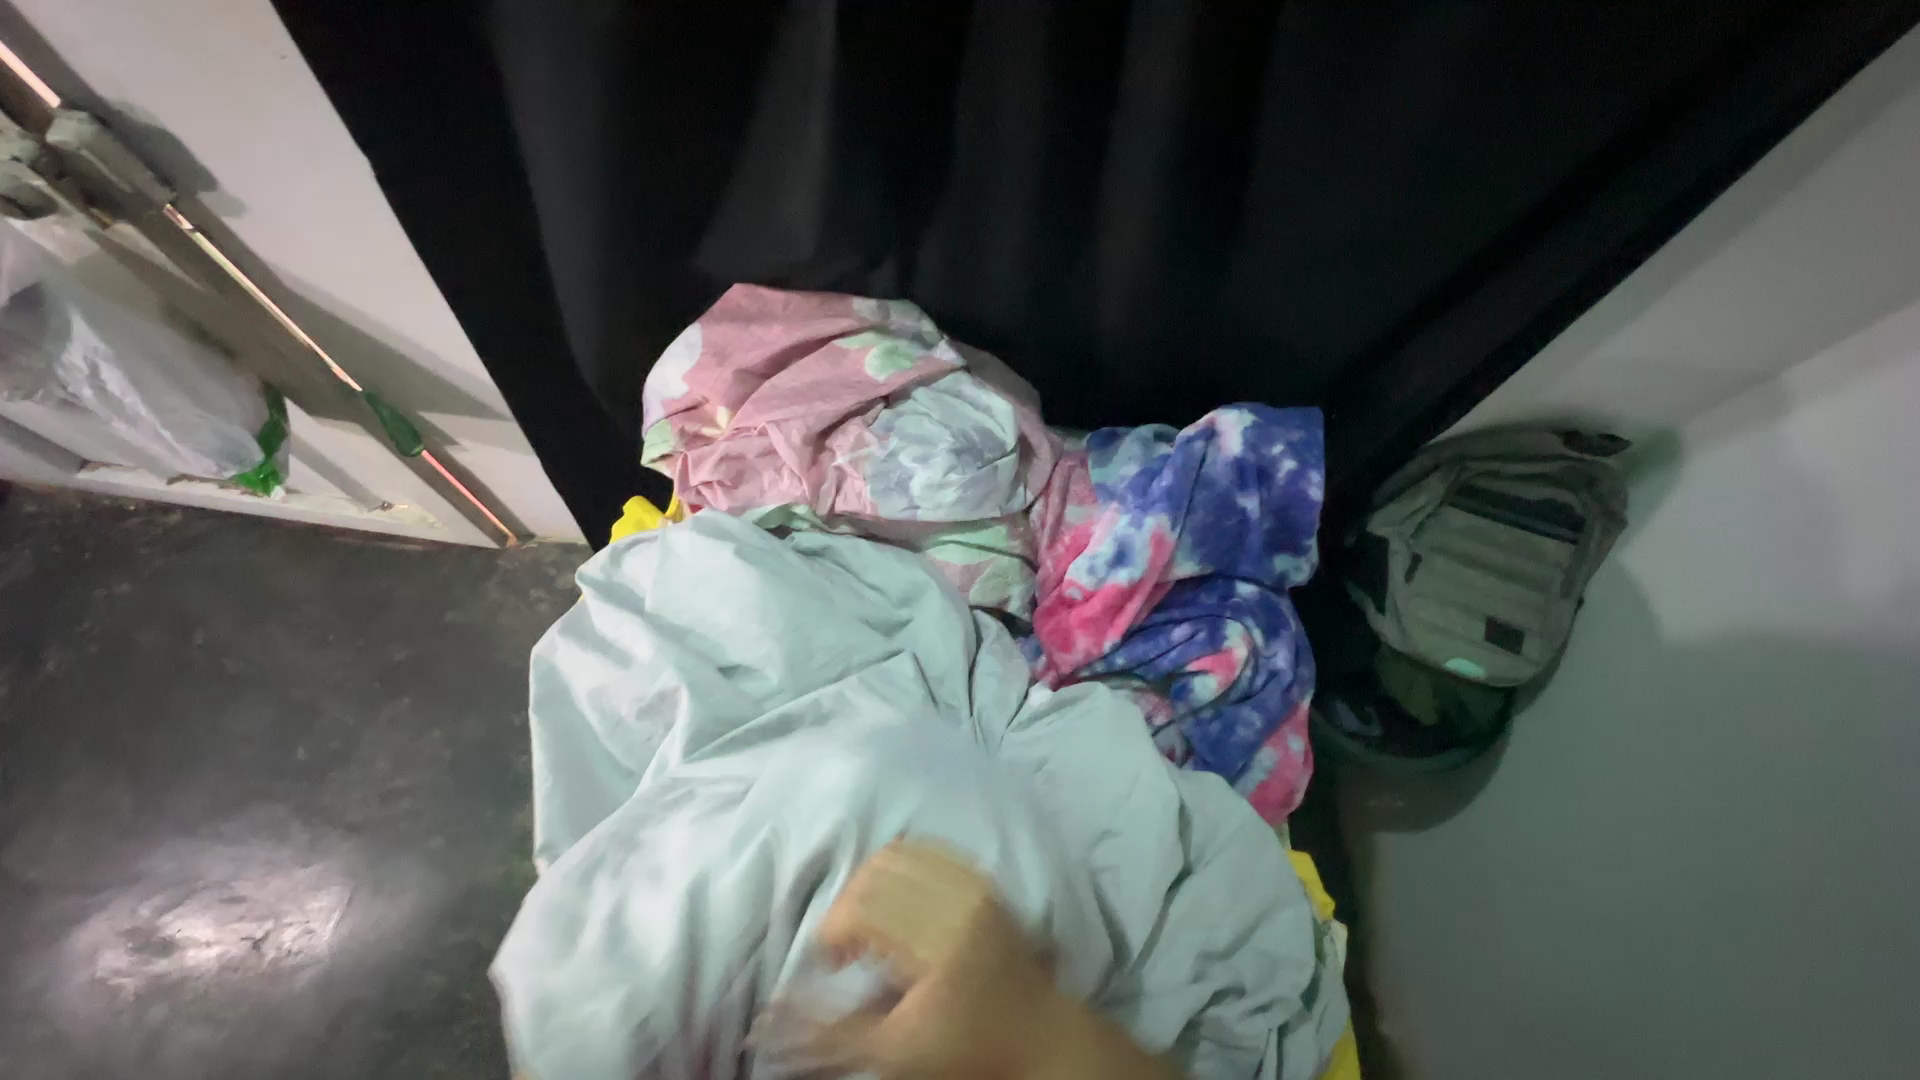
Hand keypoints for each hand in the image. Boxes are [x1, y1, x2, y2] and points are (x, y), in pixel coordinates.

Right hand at [805, 839, 1057, 1077]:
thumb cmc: (964, 1049)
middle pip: (877, 870)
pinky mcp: (984, 876)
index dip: (834, 928)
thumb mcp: (890, 1051)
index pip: (863, 903)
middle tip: (847, 942)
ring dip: (873, 879)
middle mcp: (958, 901)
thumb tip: (764, 1018)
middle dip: (848, 903)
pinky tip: (898, 896)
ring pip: (900, 850)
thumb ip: (824, 1032)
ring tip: (871, 919)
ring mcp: (975, 883)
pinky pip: (930, 846)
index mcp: (937, 943)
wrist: (1036, 1035)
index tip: (834, 960)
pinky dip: (903, 862)